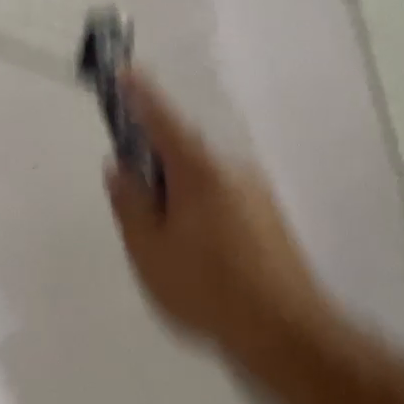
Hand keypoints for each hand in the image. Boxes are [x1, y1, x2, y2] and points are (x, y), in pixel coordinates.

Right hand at [105, 70, 334, 358]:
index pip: (162, 121)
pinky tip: (195, 258)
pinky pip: (221, 200)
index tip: (123, 71)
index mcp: (199, 172)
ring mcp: (256, 193)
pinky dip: (199, 214)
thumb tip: (119, 168)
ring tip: (166, 248)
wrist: (284, 331)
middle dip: (155, 170)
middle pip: (182, 154)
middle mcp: (233, 171)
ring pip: (202, 182)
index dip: (140, 96)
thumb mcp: (148, 250)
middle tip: (136, 211)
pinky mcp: (269, 218)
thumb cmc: (205, 288)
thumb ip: (130, 204)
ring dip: (177, 198)